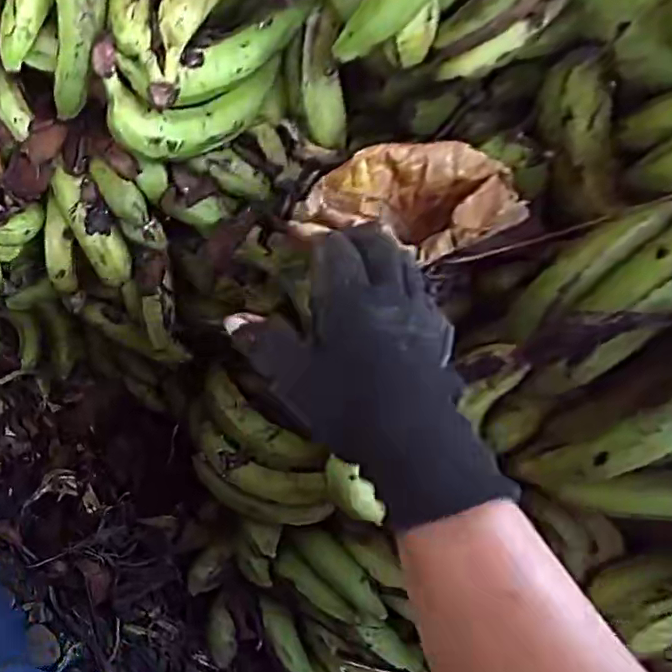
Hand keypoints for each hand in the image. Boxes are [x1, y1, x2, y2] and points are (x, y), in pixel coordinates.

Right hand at [232, 226, 515, 530]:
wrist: (412, 439)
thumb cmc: (345, 406)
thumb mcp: (293, 378)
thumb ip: (264, 343)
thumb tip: (233, 317)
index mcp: (347, 299)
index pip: (332, 248)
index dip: (310, 236)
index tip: (290, 235)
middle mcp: (386, 293)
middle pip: (375, 241)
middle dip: (348, 232)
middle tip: (325, 238)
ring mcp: (417, 309)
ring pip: (403, 259)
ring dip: (379, 249)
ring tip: (359, 255)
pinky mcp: (437, 330)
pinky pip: (420, 287)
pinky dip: (401, 277)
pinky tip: (392, 295)